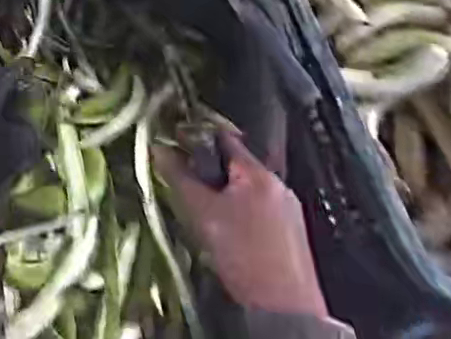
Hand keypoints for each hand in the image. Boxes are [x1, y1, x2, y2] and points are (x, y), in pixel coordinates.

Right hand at [154, 132, 328, 320]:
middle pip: (234, 162)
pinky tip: (225, 227)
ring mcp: (289, 211)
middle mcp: (278, 185)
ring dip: (222, 189)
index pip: (222, 137)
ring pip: (245, 186)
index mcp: (259, 173)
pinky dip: (238, 208)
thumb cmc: (241, 255)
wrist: (286, 314)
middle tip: (183, 178)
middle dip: (207, 168)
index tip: (173, 142)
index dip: (195, 136)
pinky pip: (258, 207)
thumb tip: (158, 147)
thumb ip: (178, 175)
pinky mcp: (292, 234)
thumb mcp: (201, 212)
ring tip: (201, 205)